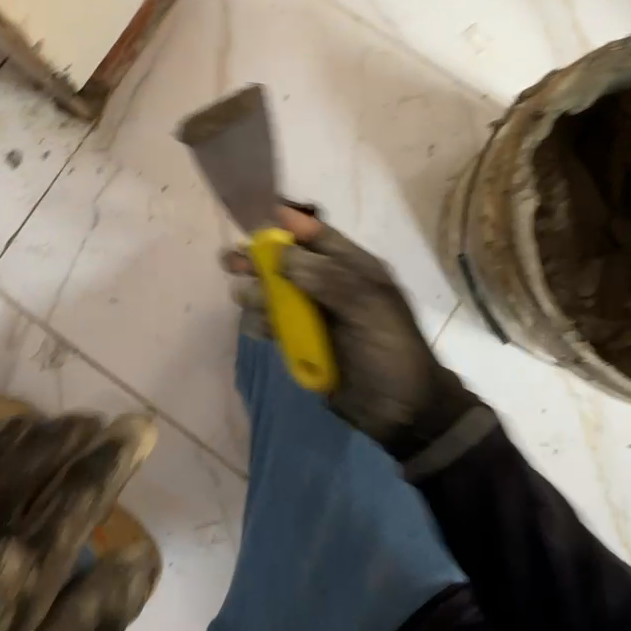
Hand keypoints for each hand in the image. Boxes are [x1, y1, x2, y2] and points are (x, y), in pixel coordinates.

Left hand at [0, 411, 159, 630]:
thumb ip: (92, 619)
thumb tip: (142, 554)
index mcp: (20, 566)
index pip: (85, 487)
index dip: (118, 453)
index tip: (140, 430)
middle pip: (40, 451)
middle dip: (79, 433)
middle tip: (101, 427)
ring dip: (30, 429)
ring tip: (55, 428)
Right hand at [228, 207, 482, 466]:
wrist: (400, 411)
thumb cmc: (390, 350)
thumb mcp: (367, 307)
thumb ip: (326, 277)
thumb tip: (281, 254)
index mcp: (356, 268)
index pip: (318, 236)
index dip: (289, 225)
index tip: (258, 220)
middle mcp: (332, 285)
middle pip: (289, 263)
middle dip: (260, 259)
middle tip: (230, 261)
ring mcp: (316, 315)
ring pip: (276, 293)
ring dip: (257, 291)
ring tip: (244, 296)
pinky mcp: (303, 343)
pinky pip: (275, 324)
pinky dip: (262, 322)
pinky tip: (257, 327)